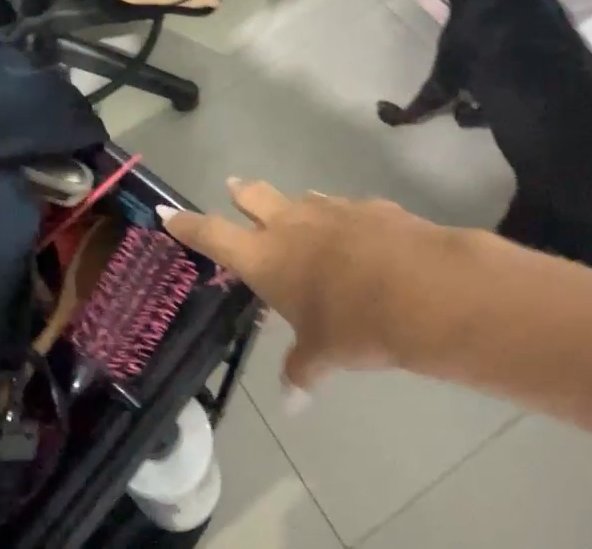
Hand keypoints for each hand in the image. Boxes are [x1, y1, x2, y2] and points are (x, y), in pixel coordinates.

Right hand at [160, 179, 492, 391]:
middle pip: (254, 196)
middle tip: (234, 188)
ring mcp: (333, 210)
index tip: (168, 213)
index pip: (212, 234)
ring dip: (295, 206)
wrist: (424, 289)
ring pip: (303, 198)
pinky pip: (346, 208)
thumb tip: (293, 404)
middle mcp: (291, 224)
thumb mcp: (325, 354)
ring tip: (297, 214)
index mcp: (264, 256)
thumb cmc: (355, 324)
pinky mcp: (372, 208)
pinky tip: (356, 233)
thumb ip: (302, 372)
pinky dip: (342, 219)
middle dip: (242, 193)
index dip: (188, 225)